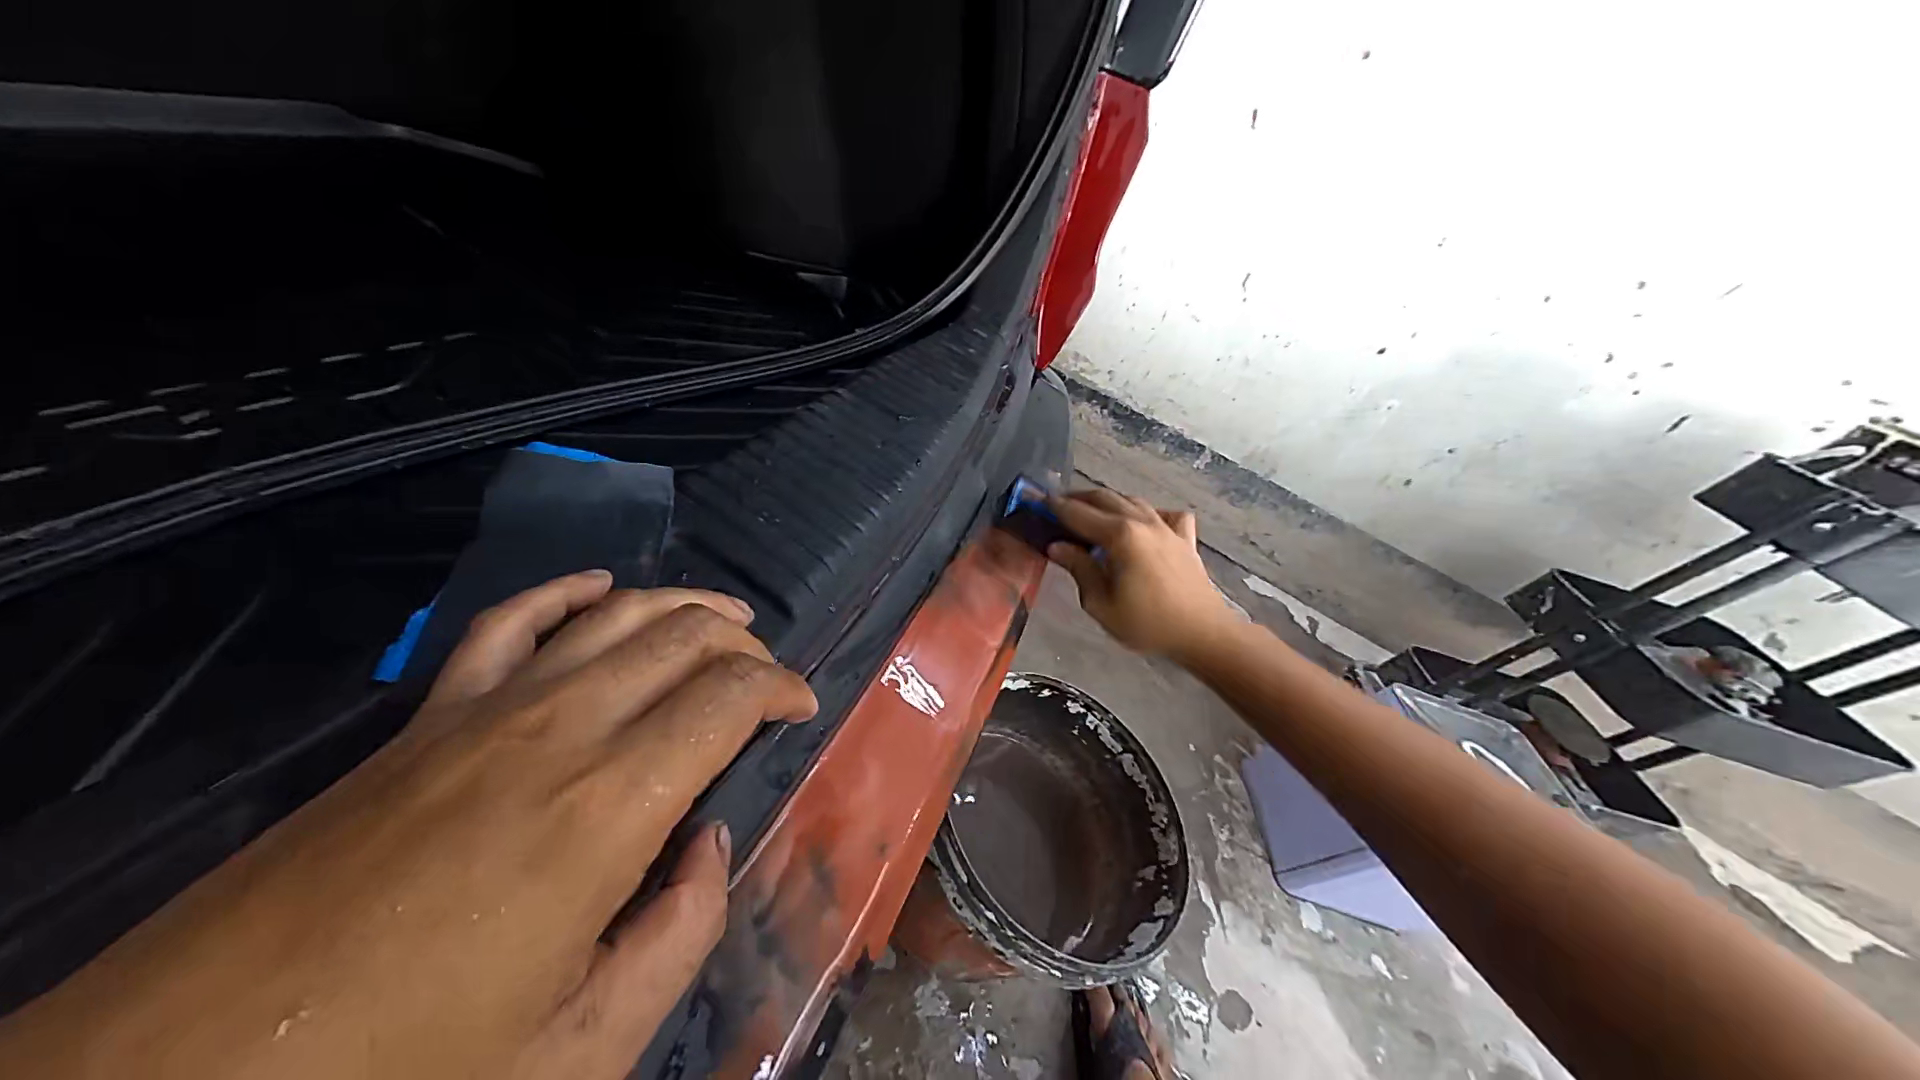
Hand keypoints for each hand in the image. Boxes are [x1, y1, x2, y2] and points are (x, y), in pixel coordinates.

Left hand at [0, 571, 816, 1079]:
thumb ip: (679, 933)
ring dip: (683, 606)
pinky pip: (509, 621)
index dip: (783, 688)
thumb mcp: (582, 1049)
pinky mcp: (425, 717)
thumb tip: (709, 845)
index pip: (729, 696)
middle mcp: (561, 728)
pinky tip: (600, 586)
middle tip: (771, 677)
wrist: (180, 1079)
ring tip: (726, 617)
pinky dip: (565, 592)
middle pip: (682, 640)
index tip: (804, 707)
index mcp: (612, 804)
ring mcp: (485, 710)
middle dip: (744, 647)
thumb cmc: (406, 1071)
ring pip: (614, 615)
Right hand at [1045, 488, 1234, 659]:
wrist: (1202, 633)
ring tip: (1091, 512)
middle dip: (1077, 499)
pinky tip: (1143, 523)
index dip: (1054, 507)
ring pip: (1132, 501)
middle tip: (1056, 506)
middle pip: (1104, 498)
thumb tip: (1057, 547)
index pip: (1078, 514)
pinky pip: (1165, 514)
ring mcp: (1167, 527)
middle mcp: (1143, 521)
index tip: (1036, 502)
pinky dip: (1149, 513)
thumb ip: (1079, 569)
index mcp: (1120, 535)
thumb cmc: (1147, 623)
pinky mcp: (1184, 538)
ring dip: (1107, 502)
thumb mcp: (1101, 603)